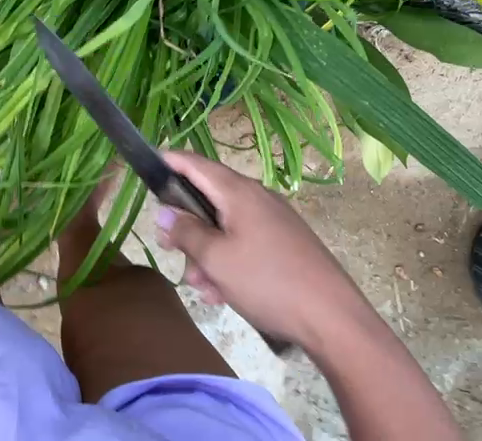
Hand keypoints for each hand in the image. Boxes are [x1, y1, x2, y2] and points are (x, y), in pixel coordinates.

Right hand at [154, 151, 368, 343]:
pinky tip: (225, 293)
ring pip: (226, 226)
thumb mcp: (216, 259)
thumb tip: (164, 211)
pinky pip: (246, 242)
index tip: (147, 167)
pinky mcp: (286, 244)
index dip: (169, 161)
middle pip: (209, 198)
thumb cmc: (268, 282)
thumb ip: (186, 232)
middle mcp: (257, 197)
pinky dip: (229, 260)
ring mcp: (275, 221)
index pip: (195, 163)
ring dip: (207, 251)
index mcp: (239, 191)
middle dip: (187, 225)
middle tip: (169, 249)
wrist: (334, 320)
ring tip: (202, 287)